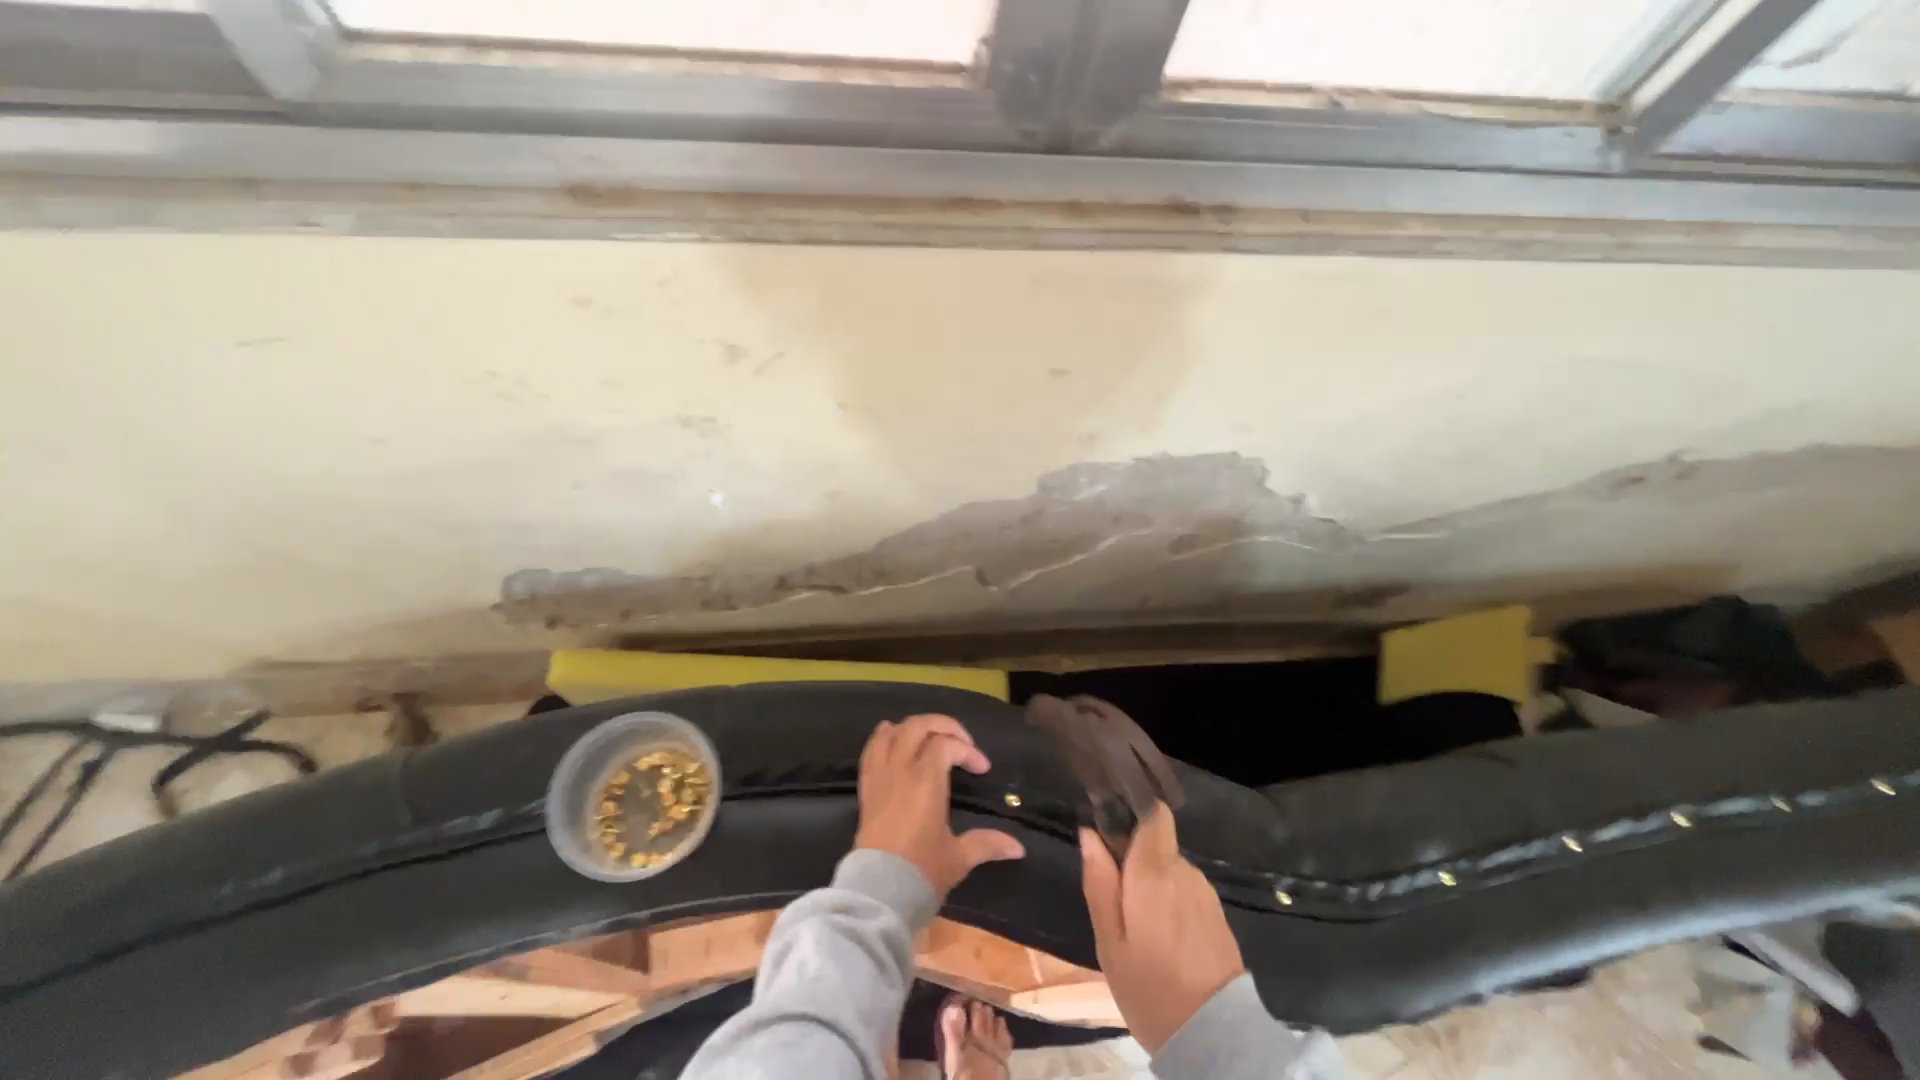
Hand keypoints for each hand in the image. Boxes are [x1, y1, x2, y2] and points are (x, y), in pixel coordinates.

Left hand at [853, 714, 1025, 896]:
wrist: (878, 892)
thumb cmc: (922, 872)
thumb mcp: (959, 858)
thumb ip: (987, 843)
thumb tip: (1018, 847)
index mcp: (926, 781)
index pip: (947, 745)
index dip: (967, 750)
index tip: (981, 770)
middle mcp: (900, 770)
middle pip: (918, 726)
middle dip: (944, 726)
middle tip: (961, 742)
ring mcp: (879, 777)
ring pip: (891, 732)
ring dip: (913, 728)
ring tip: (930, 739)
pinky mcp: (866, 788)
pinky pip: (871, 749)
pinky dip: (884, 737)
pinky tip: (895, 740)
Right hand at [1080, 803, 1246, 1054]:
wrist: (1214, 1037)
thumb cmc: (1149, 989)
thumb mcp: (1109, 942)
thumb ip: (1099, 883)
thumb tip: (1090, 834)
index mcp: (1155, 873)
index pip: (1154, 815)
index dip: (1133, 813)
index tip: (1110, 832)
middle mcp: (1185, 873)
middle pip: (1156, 846)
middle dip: (1134, 863)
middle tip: (1116, 906)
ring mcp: (1205, 894)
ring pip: (1170, 871)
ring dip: (1153, 887)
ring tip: (1138, 931)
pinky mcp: (1218, 915)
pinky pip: (1186, 894)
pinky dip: (1171, 906)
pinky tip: (1163, 942)